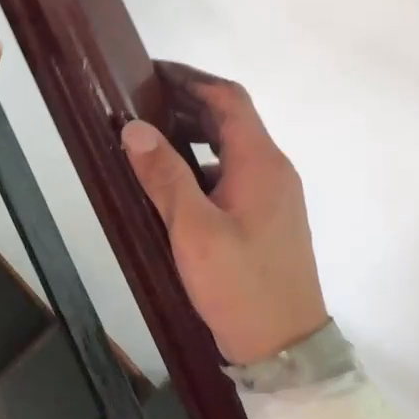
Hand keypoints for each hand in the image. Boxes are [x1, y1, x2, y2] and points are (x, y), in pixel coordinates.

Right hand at [121, 62, 327, 365]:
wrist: (285, 349)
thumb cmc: (240, 283)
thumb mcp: (193, 229)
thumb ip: (164, 175)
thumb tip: (134, 126)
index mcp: (261, 164)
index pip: (229, 99)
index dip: (190, 78)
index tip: (149, 70)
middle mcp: (273, 171)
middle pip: (230, 118)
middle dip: (184, 100)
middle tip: (136, 98)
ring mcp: (272, 196)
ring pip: (229, 145)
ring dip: (190, 130)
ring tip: (145, 134)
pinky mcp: (264, 217)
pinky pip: (229, 170)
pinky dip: (198, 159)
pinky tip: (167, 178)